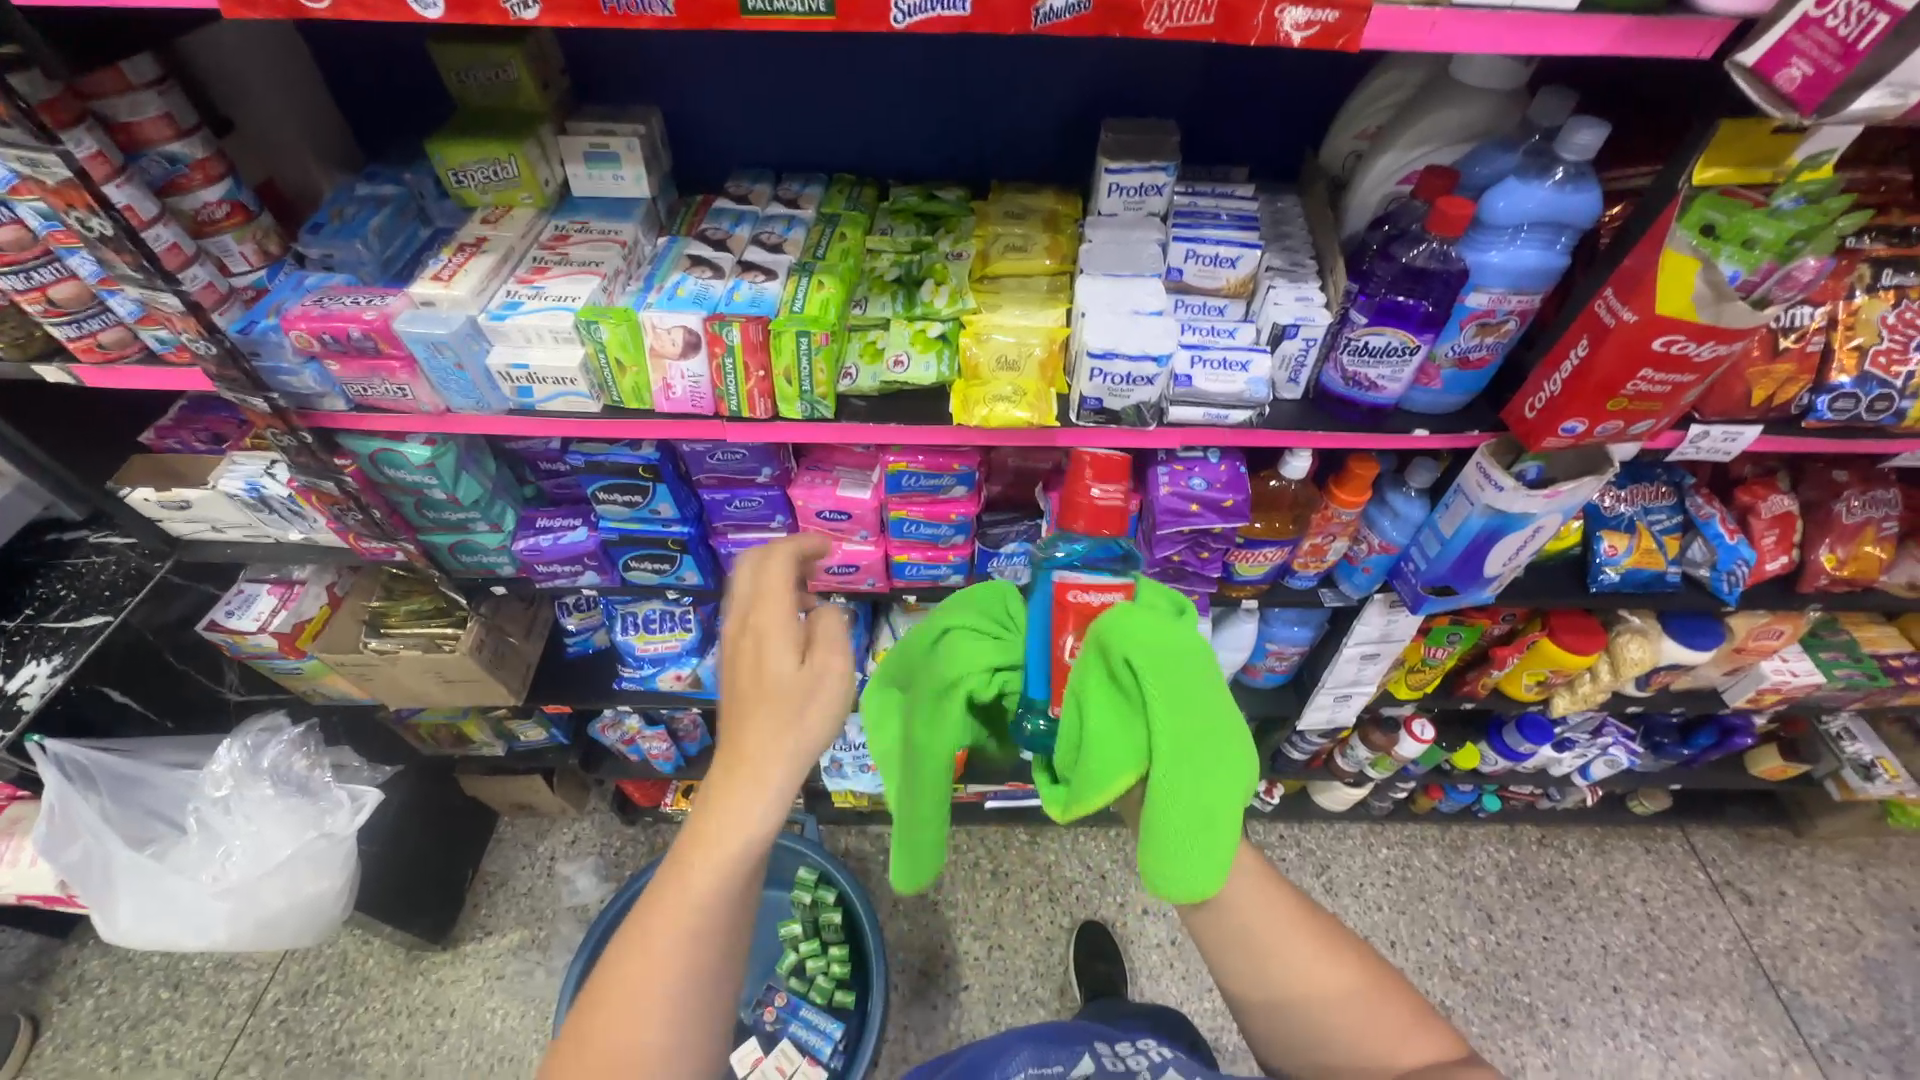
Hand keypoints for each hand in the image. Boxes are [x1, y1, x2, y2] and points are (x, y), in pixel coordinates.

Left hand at [711, 534, 855, 800]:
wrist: (753, 768)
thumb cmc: (799, 720)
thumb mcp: (834, 671)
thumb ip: (831, 625)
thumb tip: (822, 609)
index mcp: (766, 616)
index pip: (777, 557)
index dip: (804, 544)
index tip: (831, 549)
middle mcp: (741, 619)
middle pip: (752, 563)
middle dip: (786, 552)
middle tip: (819, 562)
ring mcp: (731, 639)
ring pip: (745, 585)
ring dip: (776, 575)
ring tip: (811, 592)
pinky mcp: (730, 658)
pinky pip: (745, 608)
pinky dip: (768, 597)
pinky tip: (793, 624)